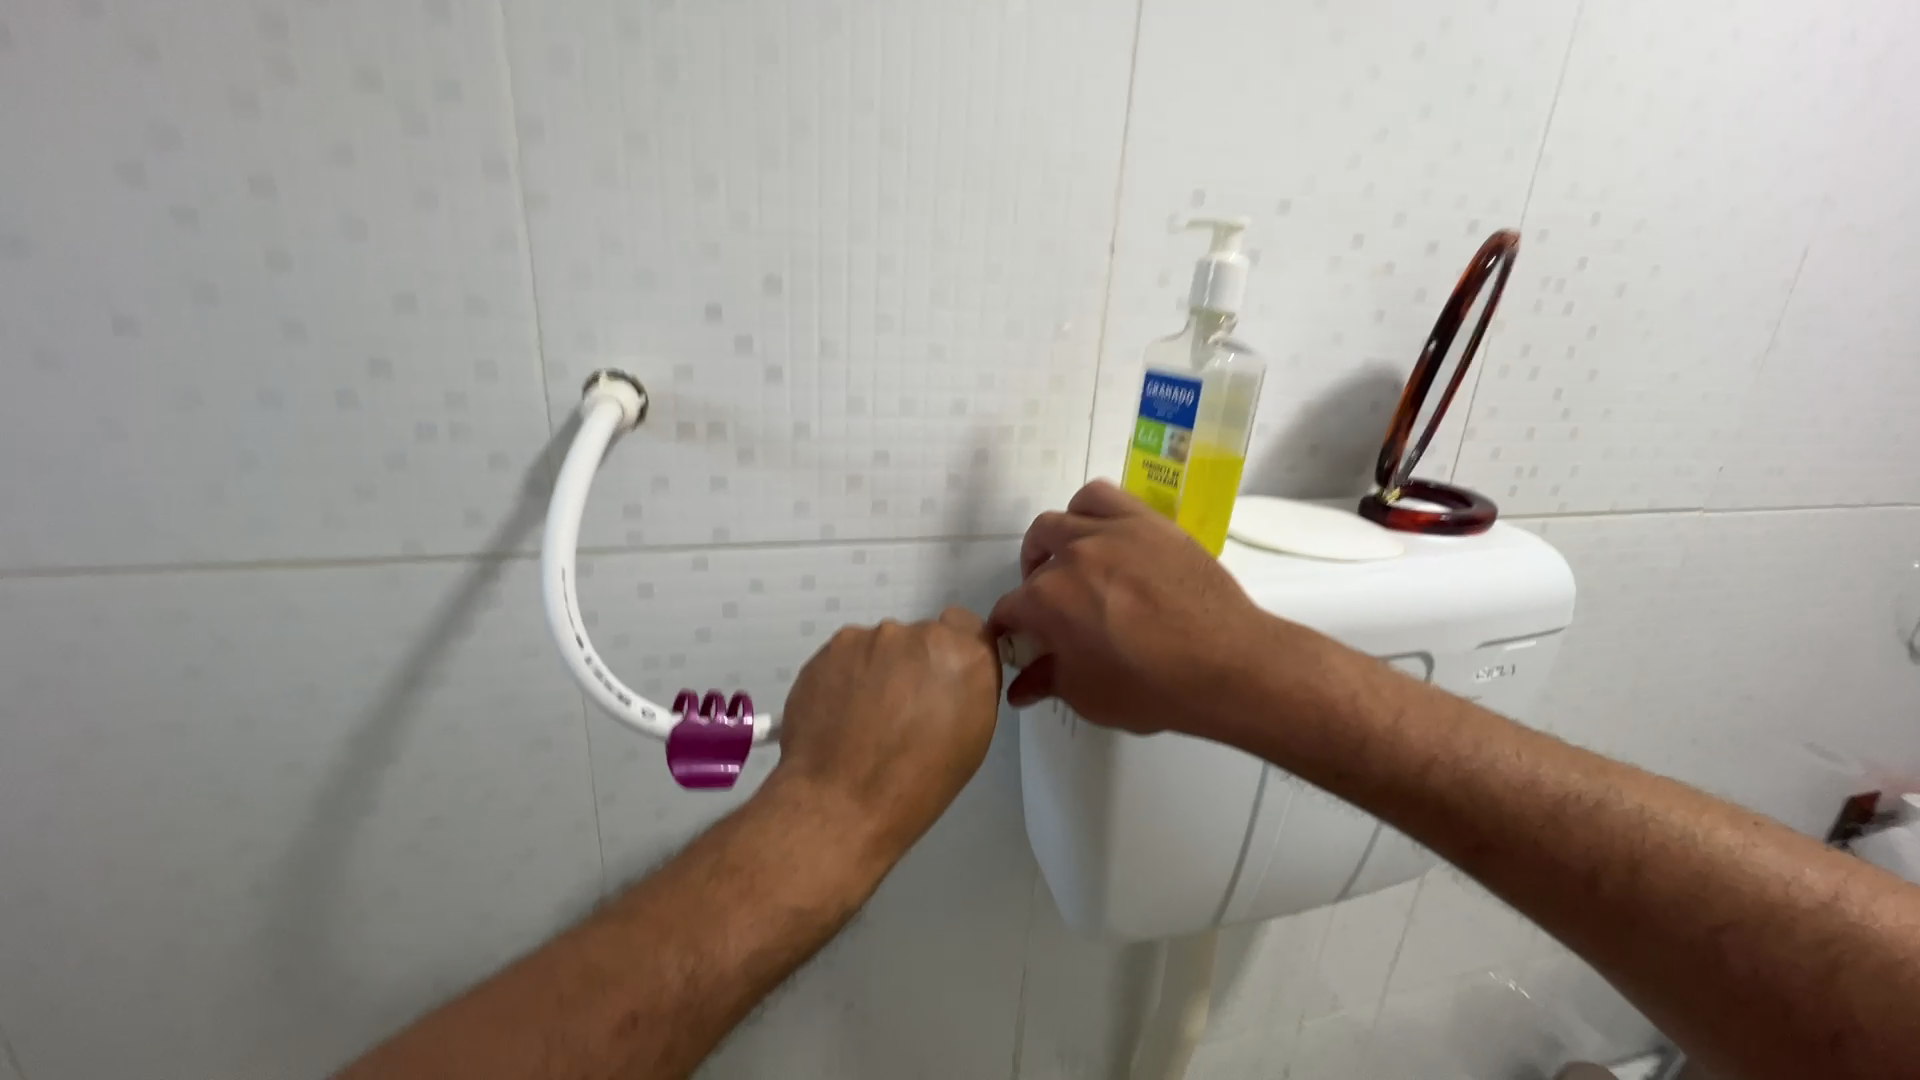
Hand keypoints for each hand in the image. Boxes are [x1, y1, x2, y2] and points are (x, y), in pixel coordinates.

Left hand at [771, 608, 1003, 858]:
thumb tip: (951, 679)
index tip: (941, 682)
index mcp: (966, 656)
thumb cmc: (918, 785)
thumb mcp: (972, 739)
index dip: (954, 654)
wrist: (840, 802)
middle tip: (900, 710)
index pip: (967, 628)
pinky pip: (848, 655)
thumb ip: (969, 690)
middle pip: (922, 638)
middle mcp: (921, 635)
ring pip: (882, 646)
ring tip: (863, 718)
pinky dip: (847, 676)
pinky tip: (839, 714)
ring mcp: (872, 638)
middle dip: (915, 666)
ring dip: (879, 671)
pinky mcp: (831, 648)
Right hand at [989, 481, 1274, 734]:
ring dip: (1056, 540)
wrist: (1226, 665)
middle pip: (1034, 558)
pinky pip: (1104, 496)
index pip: (1010, 610)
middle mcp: (1070, 556)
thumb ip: (1048, 681)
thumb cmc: (1152, 689)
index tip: (1019, 642)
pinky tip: (1103, 534)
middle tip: (1053, 608)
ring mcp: (1109, 532)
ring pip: (1062, 518)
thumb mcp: (1089, 696)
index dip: (1009, 629)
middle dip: (1033, 583)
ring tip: (1071, 561)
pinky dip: (1090, 510)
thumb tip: (1020, 685)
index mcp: (1047, 601)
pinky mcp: (1146, 521)